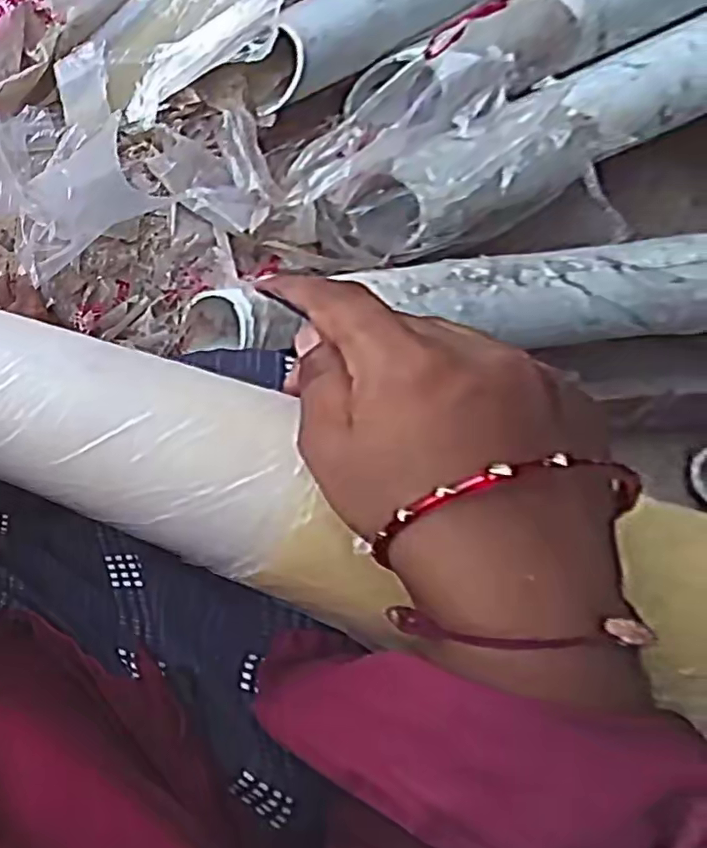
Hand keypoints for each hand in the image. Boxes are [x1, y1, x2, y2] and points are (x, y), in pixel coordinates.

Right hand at [261, 274, 649, 711]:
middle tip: (328, 382)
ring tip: (394, 413)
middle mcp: (474, 352)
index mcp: (405, 361)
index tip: (278, 283)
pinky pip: (496, 370)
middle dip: (358, 343)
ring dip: (411, 363)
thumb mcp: (326, 444)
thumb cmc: (398, 502)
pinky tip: (450, 425)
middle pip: (398, 325)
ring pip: (448, 345)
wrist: (507, 563)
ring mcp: (529, 372)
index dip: (304, 288)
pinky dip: (461, 382)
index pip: (345, 303)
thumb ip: (320, 381)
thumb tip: (320, 343)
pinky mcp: (568, 397)